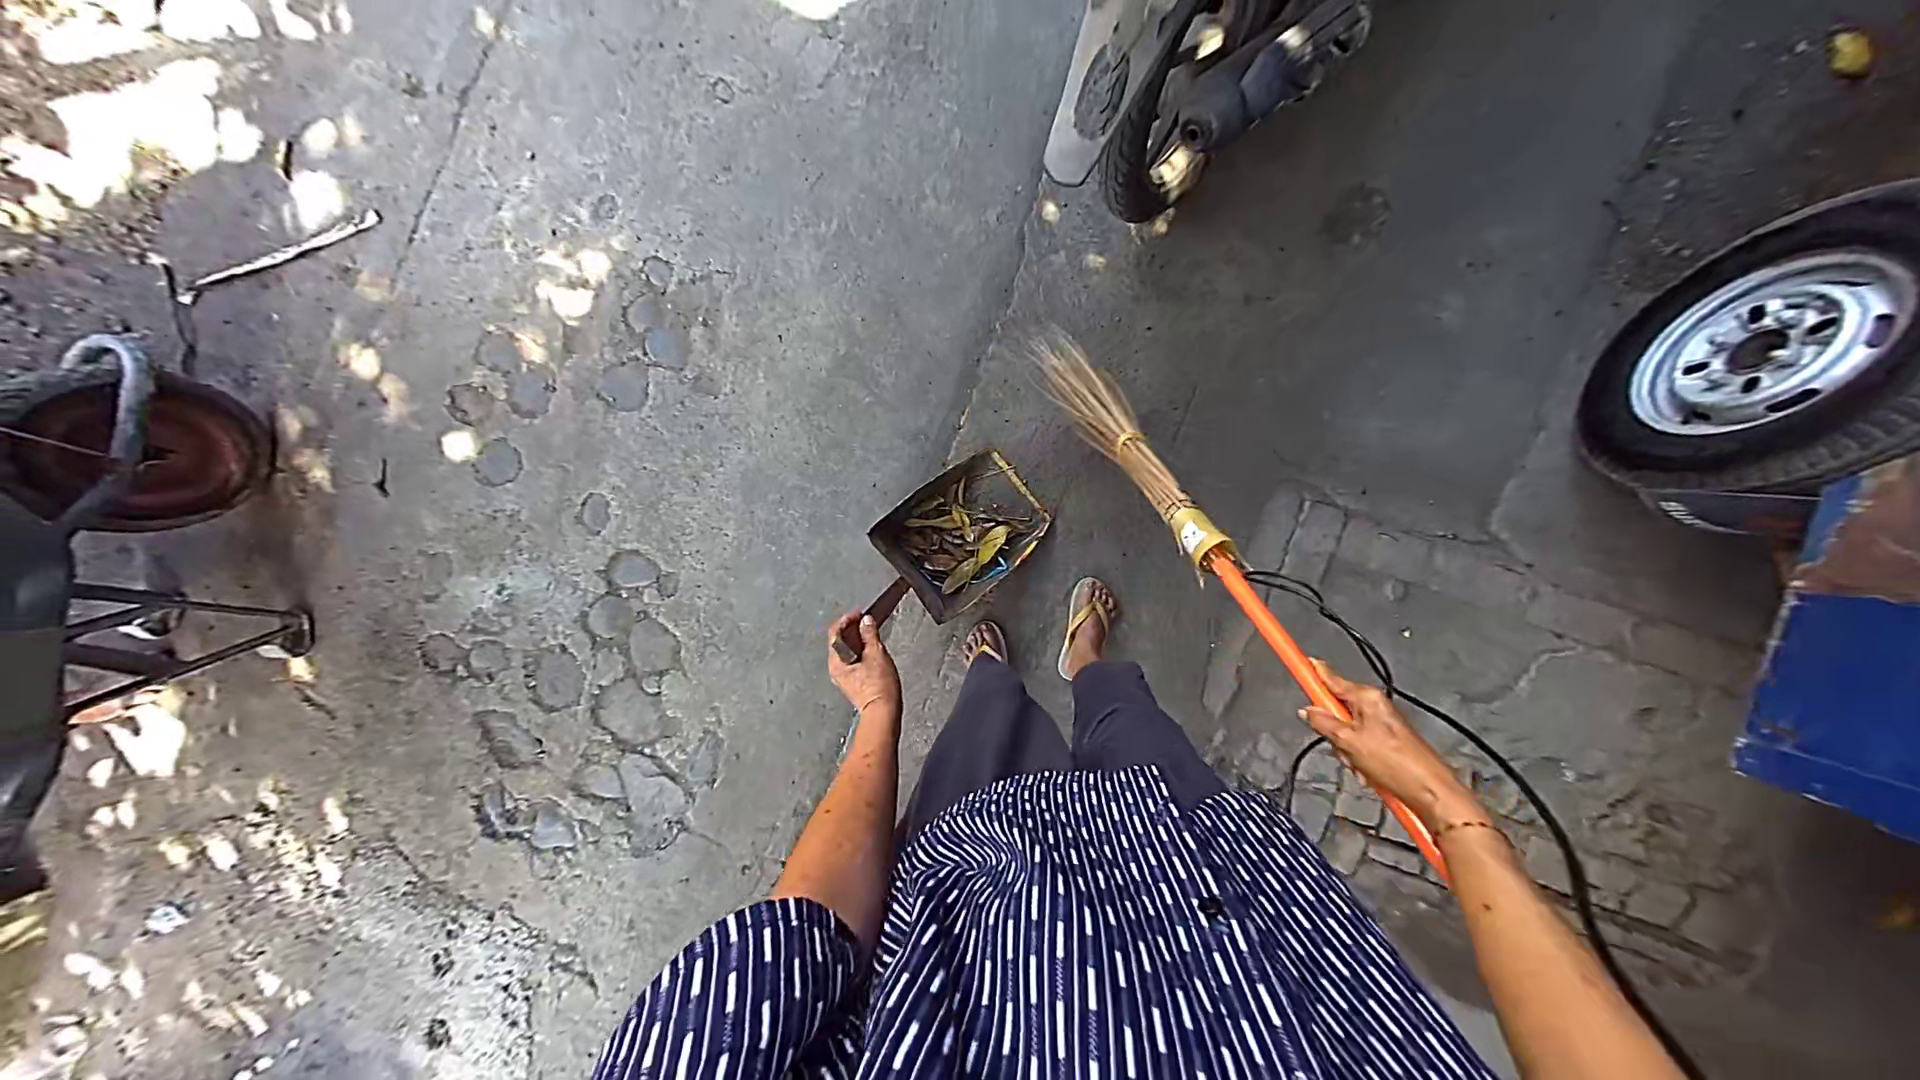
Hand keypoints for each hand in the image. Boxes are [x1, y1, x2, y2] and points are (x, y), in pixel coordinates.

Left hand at [827, 613, 901, 717]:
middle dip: (852, 629)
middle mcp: (836, 669)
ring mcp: (843, 677)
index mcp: (836, 661)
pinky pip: (852, 660)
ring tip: (871, 633)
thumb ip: (870, 634)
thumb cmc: (879, 688)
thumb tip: (866, 621)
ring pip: (846, 651)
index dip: (847, 619)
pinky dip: (860, 651)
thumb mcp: (876, 654)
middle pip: (839, 641)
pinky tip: (871, 650)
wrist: (883, 712)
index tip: (859, 614)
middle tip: (865, 621)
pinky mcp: (853, 682)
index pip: (835, 632)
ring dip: (857, 639)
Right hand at [1300, 659, 1487, 829]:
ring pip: (1344, 731)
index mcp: (1367, 698)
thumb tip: (1307, 711)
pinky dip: (1358, 759)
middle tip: (1339, 744)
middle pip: (1335, 709)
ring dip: (1345, 749)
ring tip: (1358, 763)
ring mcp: (1380, 724)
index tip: (1300, 660)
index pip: (1331, 678)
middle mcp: (1375, 706)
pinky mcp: (1385, 742)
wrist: (1431, 792)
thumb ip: (1323, 723)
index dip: (1312, 672)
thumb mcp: (1348, 741)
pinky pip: (1358, 745)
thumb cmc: (1399, 764)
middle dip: (1330, 730)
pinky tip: (1367, 771)